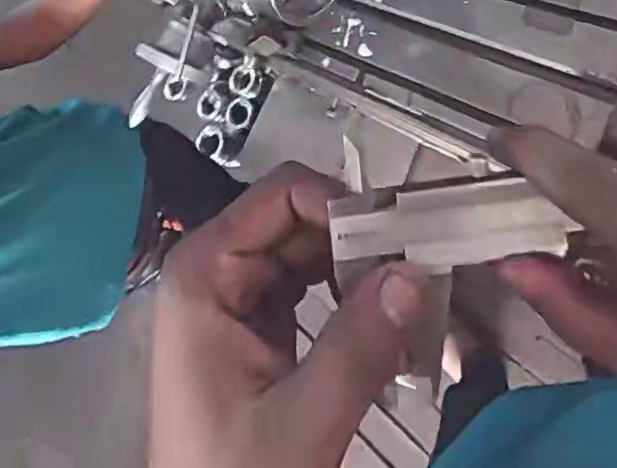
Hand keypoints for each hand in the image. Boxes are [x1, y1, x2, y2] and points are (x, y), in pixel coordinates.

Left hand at [152, 163, 427, 467]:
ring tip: (402, 292)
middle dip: (358, 238)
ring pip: (311, 247)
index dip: (339, 204)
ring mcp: (238, 291)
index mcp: (204, 270)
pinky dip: (349, 292)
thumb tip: (411, 275)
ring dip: (359, 265)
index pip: (281, 194)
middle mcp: (217, 266)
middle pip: (299, 217)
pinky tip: (379, 315)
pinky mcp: (259, 317)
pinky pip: (312, 279)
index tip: (392, 234)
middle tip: (412, 264)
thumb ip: (358, 346)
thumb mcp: (299, 421)